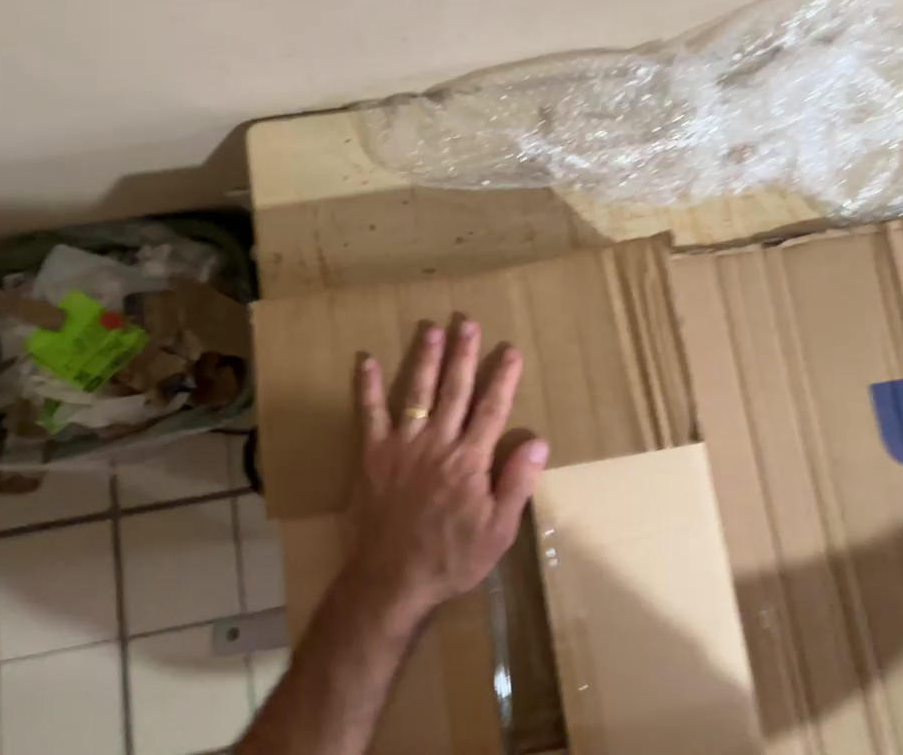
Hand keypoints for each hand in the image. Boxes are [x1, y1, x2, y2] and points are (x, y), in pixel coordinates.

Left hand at [338, 319, 548, 624]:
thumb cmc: (451, 558)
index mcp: (471, 459)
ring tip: (431, 328)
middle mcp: (438, 442)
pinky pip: (369, 413)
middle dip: (464, 354)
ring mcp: (402, 445)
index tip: (510, 350)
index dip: (503, 378)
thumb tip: (538, 441)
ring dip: (425, 358)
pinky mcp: (372, 454)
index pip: (492, 408)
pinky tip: (365, 360)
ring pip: (417, 391)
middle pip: (455, 389)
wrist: (391, 580)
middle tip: (468, 322)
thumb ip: (517, 483)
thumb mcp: (498, 531)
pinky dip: (367, 386)